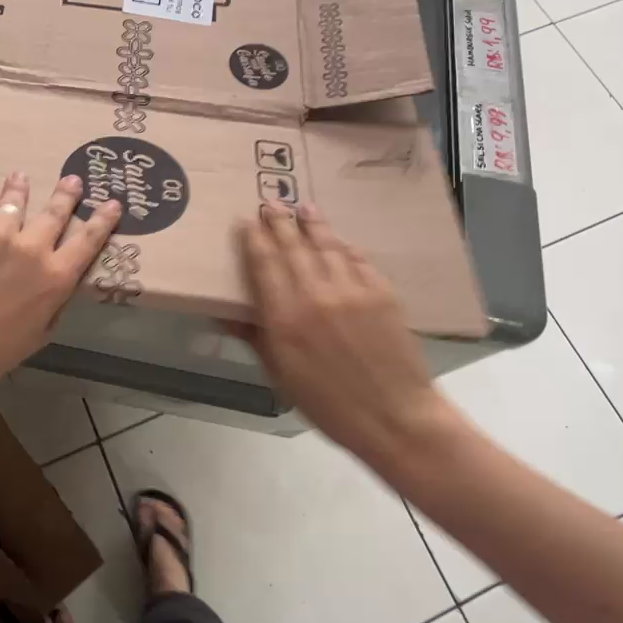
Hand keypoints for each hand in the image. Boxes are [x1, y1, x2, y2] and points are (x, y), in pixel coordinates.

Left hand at [0, 172, 121, 400]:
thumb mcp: (38, 335)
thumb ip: (54, 302)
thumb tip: (59, 281)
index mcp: (56, 278)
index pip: (89, 240)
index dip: (103, 219)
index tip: (113, 203)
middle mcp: (33, 248)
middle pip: (56, 212)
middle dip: (67, 193)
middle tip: (73, 179)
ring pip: (17, 199)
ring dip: (22, 188)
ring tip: (22, 177)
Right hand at [233, 202, 460, 461]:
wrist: (394, 417)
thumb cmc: (329, 404)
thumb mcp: (281, 376)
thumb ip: (256, 338)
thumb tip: (227, 315)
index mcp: (285, 317)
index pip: (264, 263)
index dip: (254, 239)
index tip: (246, 221)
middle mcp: (315, 294)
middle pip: (292, 246)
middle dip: (279, 222)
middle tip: (271, 204)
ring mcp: (352, 289)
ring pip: (326, 244)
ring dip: (312, 223)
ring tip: (303, 207)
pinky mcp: (382, 291)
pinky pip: (358, 259)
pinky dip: (344, 246)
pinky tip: (339, 240)